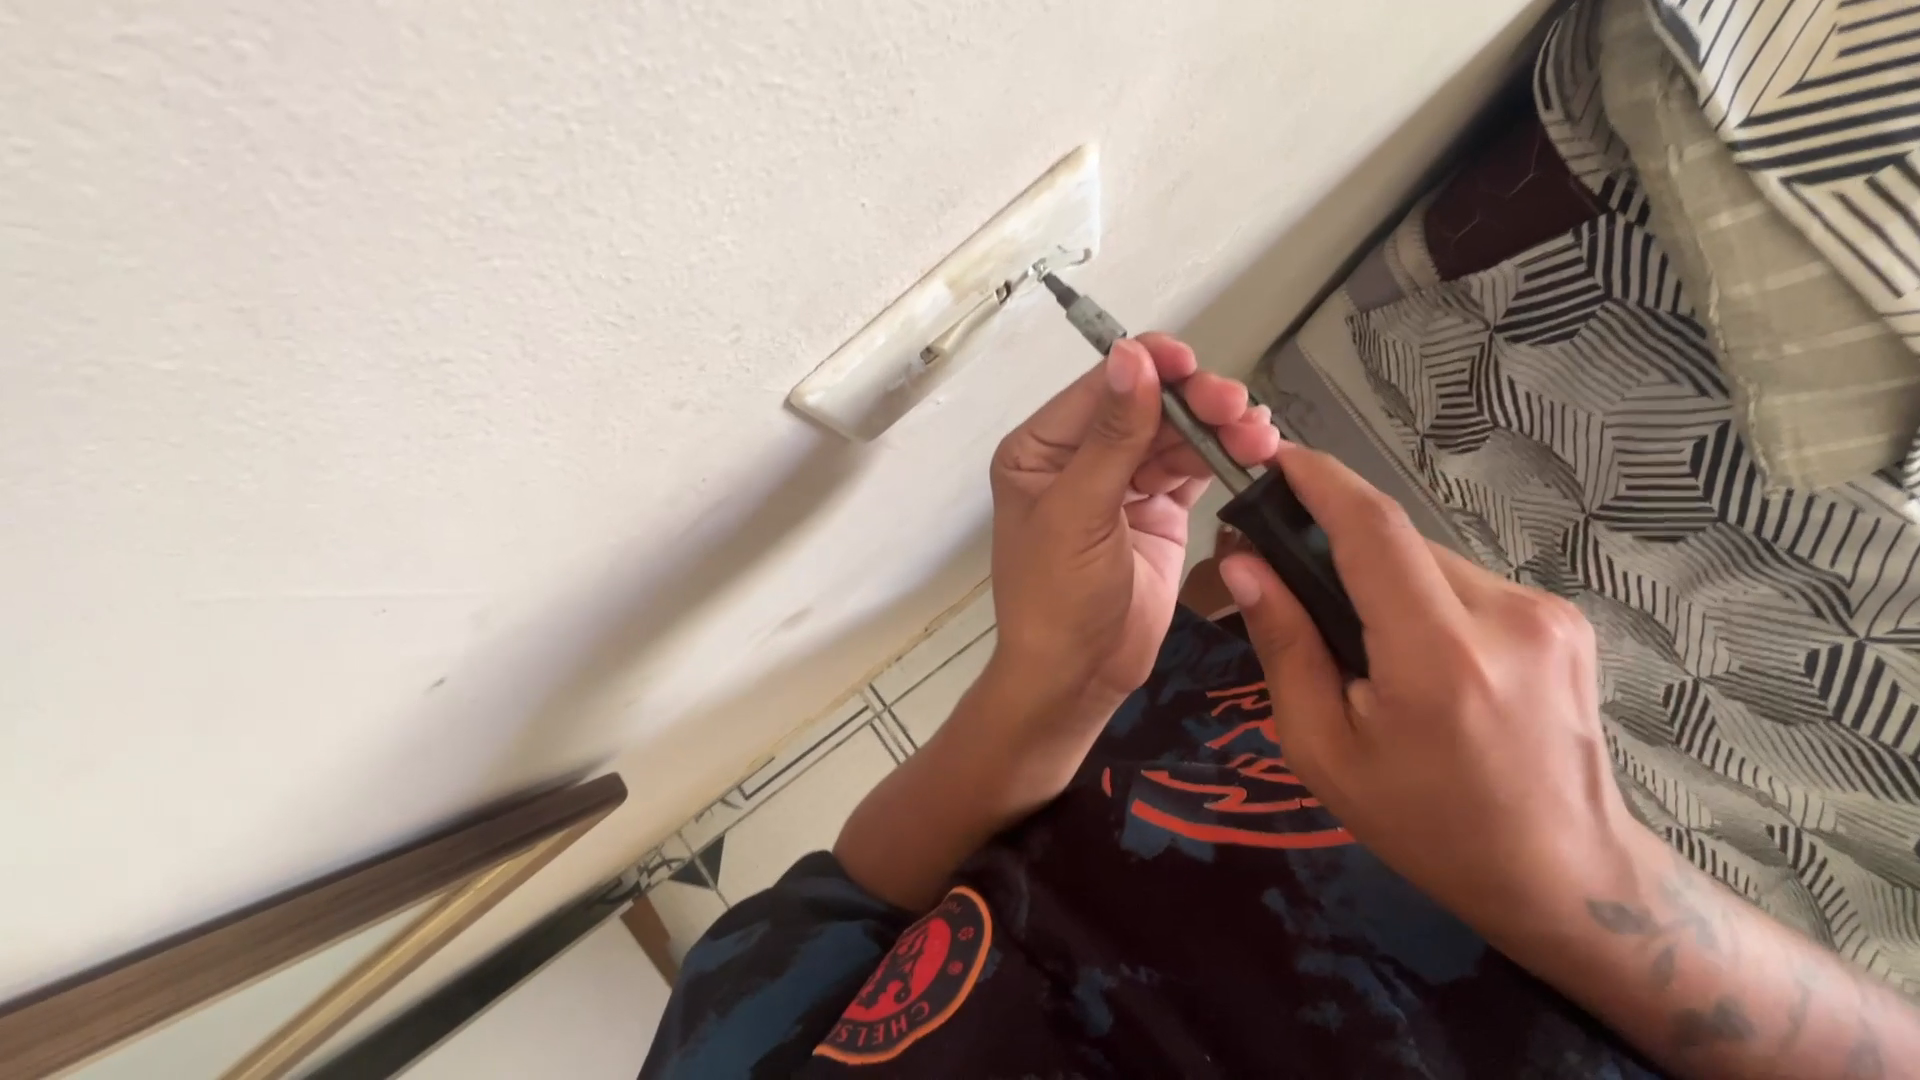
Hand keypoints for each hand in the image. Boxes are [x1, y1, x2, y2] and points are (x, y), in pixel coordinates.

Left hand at [988, 333, 1277, 719]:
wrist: (1078, 676)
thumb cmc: (1058, 597)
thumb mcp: (1078, 513)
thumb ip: (1111, 435)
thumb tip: (1131, 353)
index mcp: (1041, 450)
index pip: (1100, 391)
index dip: (1148, 370)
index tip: (1193, 365)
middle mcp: (1079, 457)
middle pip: (1145, 408)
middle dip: (1194, 404)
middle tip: (1239, 410)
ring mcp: (1121, 484)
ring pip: (1175, 436)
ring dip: (1218, 430)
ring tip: (1258, 436)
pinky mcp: (1157, 511)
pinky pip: (1192, 470)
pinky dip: (1222, 458)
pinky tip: (1254, 449)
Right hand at [1218, 443, 1634, 933]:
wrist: (1564, 874)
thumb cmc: (1424, 822)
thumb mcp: (1323, 747)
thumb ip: (1284, 645)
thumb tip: (1245, 565)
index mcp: (1437, 656)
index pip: (1373, 530)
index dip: (1321, 481)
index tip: (1277, 458)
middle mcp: (1505, 615)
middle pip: (1396, 543)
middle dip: (1336, 549)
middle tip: (1292, 585)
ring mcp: (1547, 613)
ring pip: (1429, 560)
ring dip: (1380, 577)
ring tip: (1360, 642)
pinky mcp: (1563, 618)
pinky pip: (1463, 582)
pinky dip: (1420, 596)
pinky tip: (1414, 653)